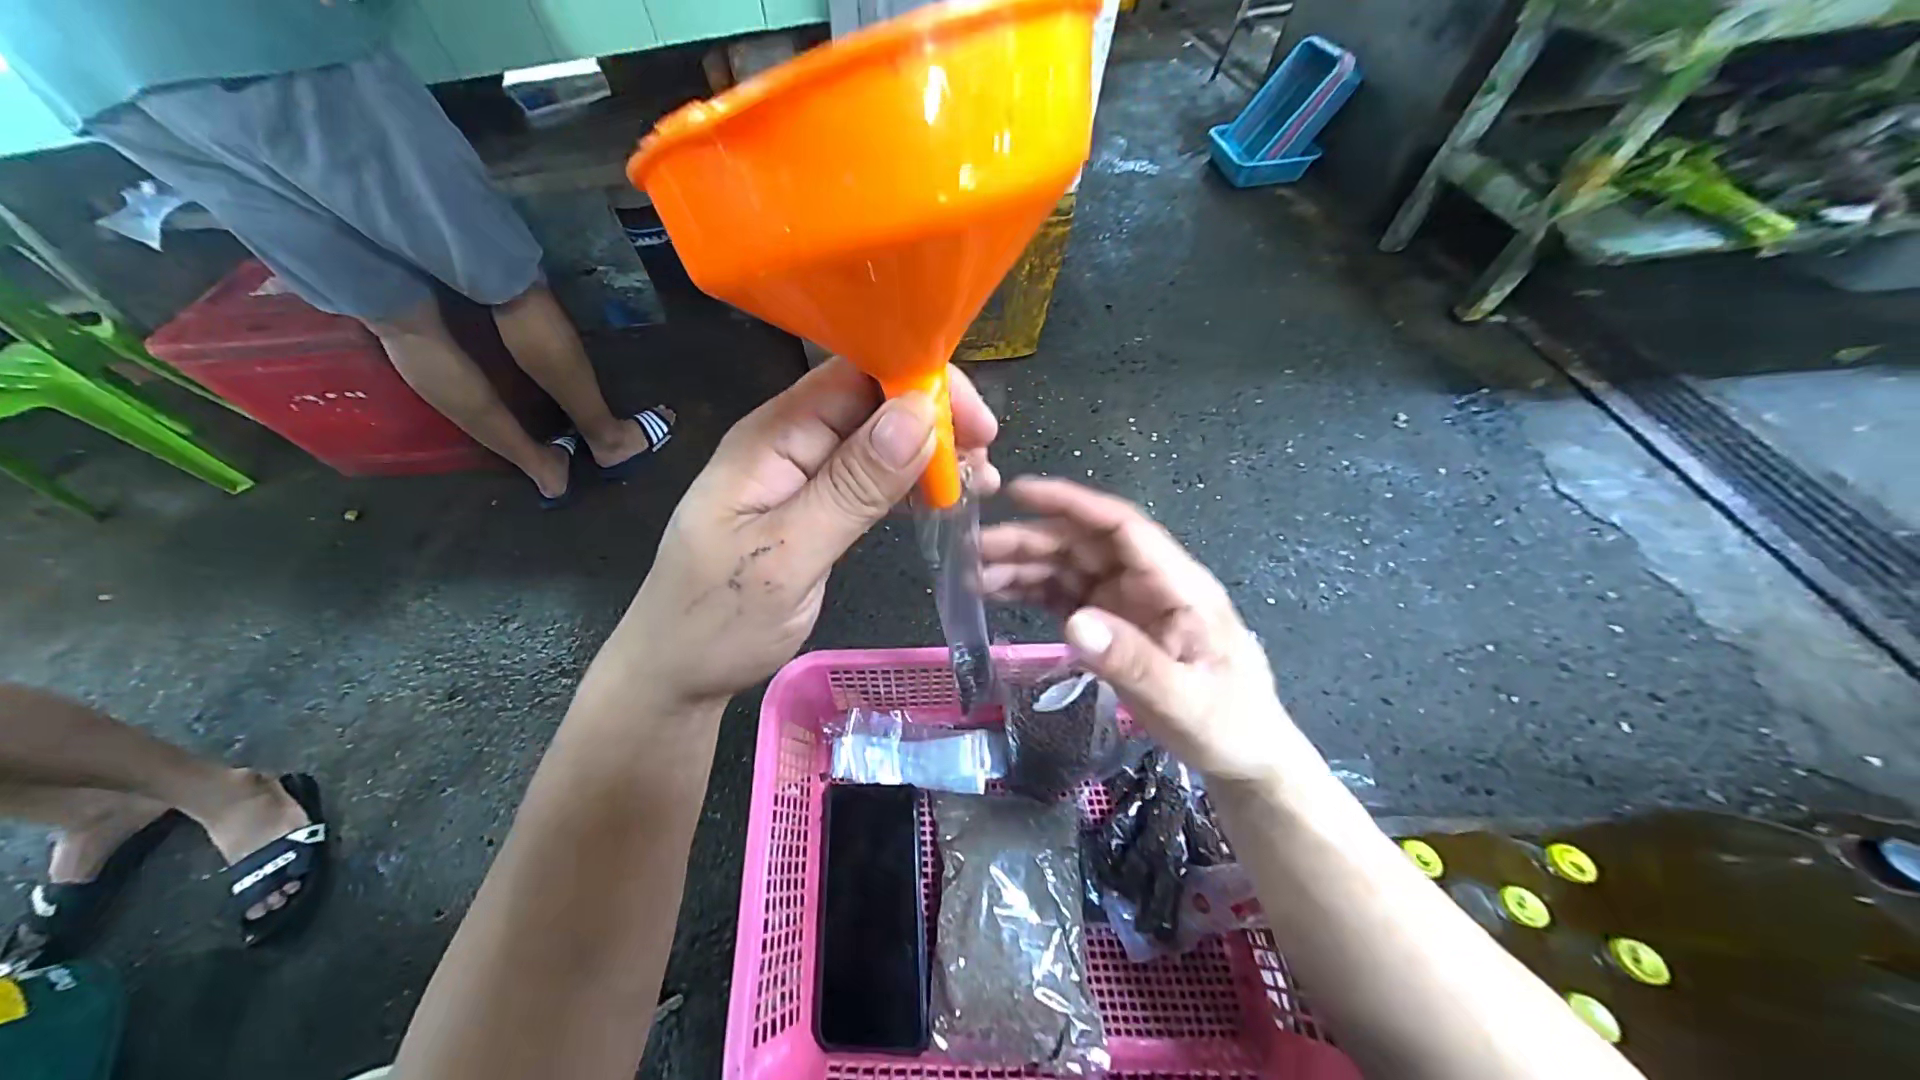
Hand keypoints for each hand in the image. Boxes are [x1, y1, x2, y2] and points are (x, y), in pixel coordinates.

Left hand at [618, 359, 998, 704]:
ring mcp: (804, 476)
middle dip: (935, 420)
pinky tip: (944, 499)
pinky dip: (911, 484)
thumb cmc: (717, 622)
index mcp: (772, 438)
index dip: (919, 385)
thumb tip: (917, 416)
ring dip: (931, 453)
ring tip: (980, 482)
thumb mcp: (787, 556)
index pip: (853, 377)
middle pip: (872, 403)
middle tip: (987, 459)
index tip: (977, 423)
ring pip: (879, 441)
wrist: (677, 674)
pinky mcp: (818, 506)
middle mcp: (790, 443)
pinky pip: (872, 479)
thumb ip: (851, 487)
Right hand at [980, 478, 1309, 782]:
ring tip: (976, 575)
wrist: (1243, 753)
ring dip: (1024, 565)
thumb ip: (1133, 661)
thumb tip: (1075, 623)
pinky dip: (1032, 591)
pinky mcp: (1112, 622)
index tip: (1021, 493)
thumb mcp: (1184, 700)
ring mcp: (1128, 601)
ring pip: (1069, 567)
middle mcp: (1148, 582)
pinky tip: (998, 593)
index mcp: (1176, 584)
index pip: (1122, 527)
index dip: (1072, 504)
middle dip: (1031, 541)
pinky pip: (1066, 595)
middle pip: (1085, 544)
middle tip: (975, 551)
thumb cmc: (1226, 724)